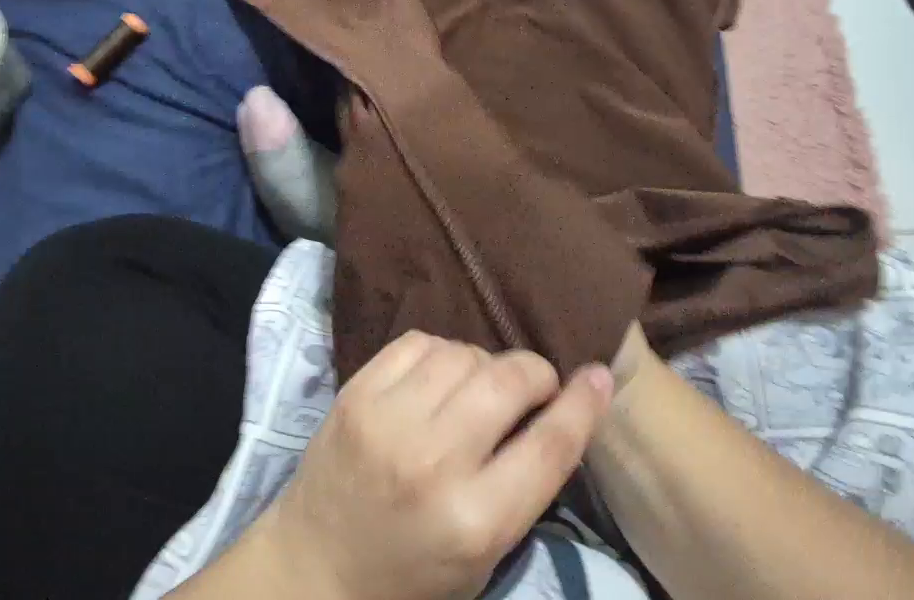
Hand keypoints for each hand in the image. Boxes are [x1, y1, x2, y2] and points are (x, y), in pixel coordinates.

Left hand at [260, 331, 614, 599]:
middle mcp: (434, 462)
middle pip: (508, 382)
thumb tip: (563, 407)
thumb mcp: (484, 554)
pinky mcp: (355, 392)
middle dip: (535, 374)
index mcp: (475, 519)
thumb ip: (523, 485)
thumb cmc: (412, 571)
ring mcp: (388, 420)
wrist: (315, 564)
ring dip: (485, 363)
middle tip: (535, 386)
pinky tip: (439, 375)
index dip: (583, 405)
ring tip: (480, 387)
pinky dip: (441, 351)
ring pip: (464, 352)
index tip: (598, 377)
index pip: (549, 445)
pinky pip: (418, 342)